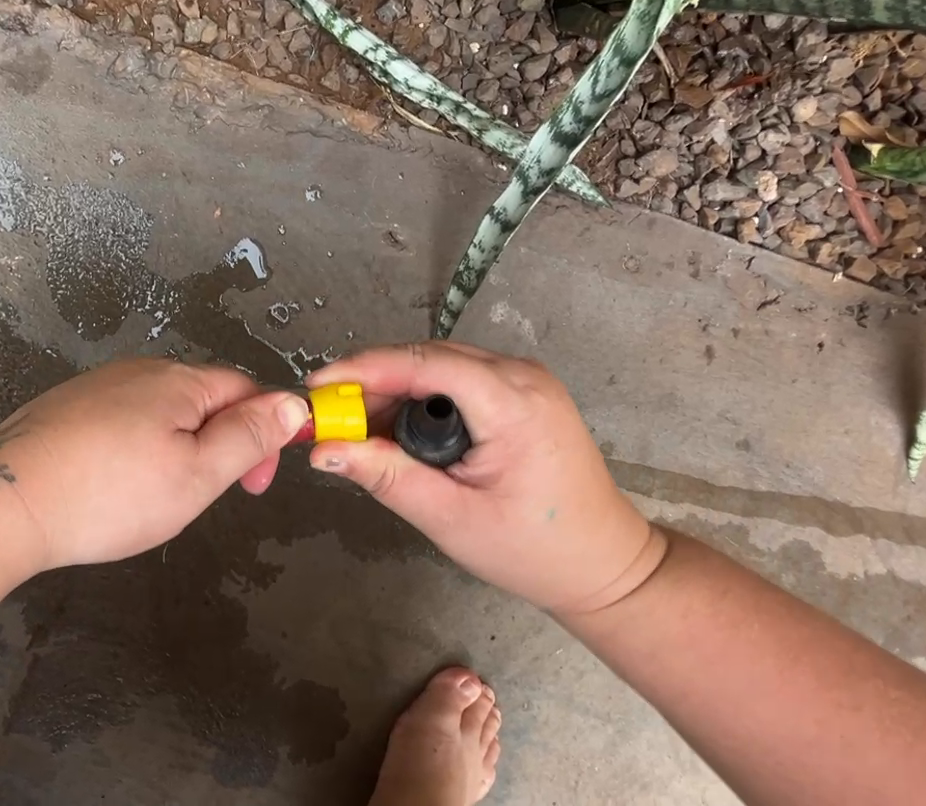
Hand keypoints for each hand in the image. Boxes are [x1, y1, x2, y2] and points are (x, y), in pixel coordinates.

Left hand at [0, 358, 309, 570]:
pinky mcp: (67, 407)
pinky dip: (137, 449)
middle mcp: (137, 370)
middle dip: (219, 443)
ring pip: (160, 411)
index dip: (265, 431)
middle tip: (206, 496)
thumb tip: (293, 401)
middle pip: (201, 398)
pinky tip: (118, 485)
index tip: (258, 482)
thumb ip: (248, 436)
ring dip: (178, 448)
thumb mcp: (196, 474)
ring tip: (158, 497)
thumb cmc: (110, 494)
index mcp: (177, 380)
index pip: (244, 389)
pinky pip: (122, 420)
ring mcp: (96, 386)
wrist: (8, 501)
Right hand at [304, 342, 665, 613]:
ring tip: (360, 429)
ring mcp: (525, 379)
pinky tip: (398, 429)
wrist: (607, 567)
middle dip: (373, 382)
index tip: (318, 389)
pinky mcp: (521, 391)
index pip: (424, 363)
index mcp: (514, 404)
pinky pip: (454, 378)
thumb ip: (385, 477)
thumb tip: (322, 450)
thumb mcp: (449, 518)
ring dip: (393, 390)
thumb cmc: (532, 550)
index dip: (364, 369)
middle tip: (333, 418)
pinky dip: (419, 397)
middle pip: (427, 358)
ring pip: (437, 364)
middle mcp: (522, 375)